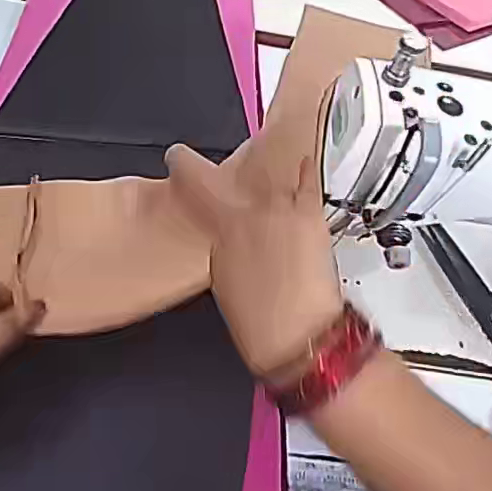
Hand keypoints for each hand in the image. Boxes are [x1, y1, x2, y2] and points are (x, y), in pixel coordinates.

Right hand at [165, 145, 343, 380]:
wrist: (295, 333)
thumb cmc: (256, 316)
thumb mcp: (220, 273)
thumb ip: (219, 238)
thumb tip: (223, 225)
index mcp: (219, 222)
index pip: (192, 174)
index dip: (182, 161)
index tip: (179, 157)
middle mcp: (251, 208)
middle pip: (235, 170)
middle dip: (231, 167)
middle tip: (231, 173)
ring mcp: (283, 208)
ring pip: (272, 172)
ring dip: (266, 171)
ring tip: (268, 173)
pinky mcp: (312, 214)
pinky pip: (308, 180)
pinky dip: (305, 172)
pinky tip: (303, 165)